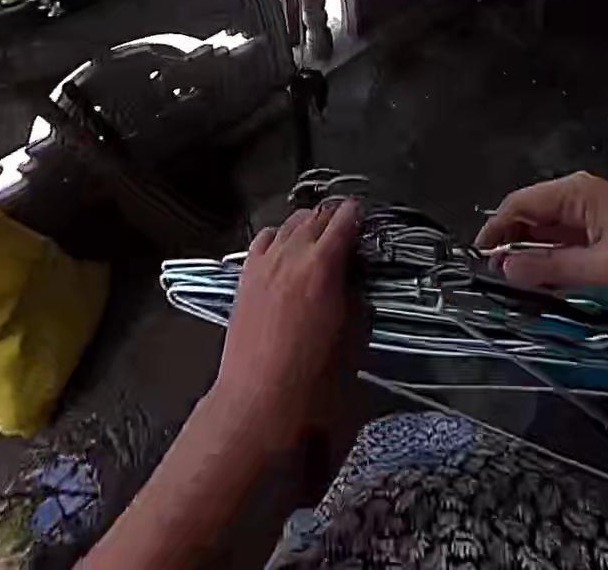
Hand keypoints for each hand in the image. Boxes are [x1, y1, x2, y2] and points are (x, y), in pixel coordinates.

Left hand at [207, 197, 361, 439]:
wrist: (259, 394)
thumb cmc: (309, 371)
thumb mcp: (348, 326)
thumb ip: (352, 287)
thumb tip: (351, 271)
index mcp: (323, 264)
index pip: (344, 218)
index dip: (356, 214)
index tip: (361, 217)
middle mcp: (292, 254)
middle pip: (317, 215)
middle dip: (333, 217)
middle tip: (344, 229)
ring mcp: (266, 261)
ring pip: (290, 221)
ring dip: (307, 224)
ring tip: (316, 237)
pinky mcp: (247, 273)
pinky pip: (264, 238)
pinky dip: (278, 236)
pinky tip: (284, 249)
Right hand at [475, 172, 607, 314]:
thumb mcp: (606, 269)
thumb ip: (552, 267)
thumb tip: (505, 267)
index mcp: (580, 193)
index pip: (522, 203)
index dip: (496, 228)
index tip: (477, 258)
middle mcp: (582, 200)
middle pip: (532, 217)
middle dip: (510, 243)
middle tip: (490, 277)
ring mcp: (594, 221)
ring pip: (547, 235)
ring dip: (528, 256)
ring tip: (507, 284)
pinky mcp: (605, 242)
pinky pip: (565, 248)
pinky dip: (549, 264)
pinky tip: (538, 284)